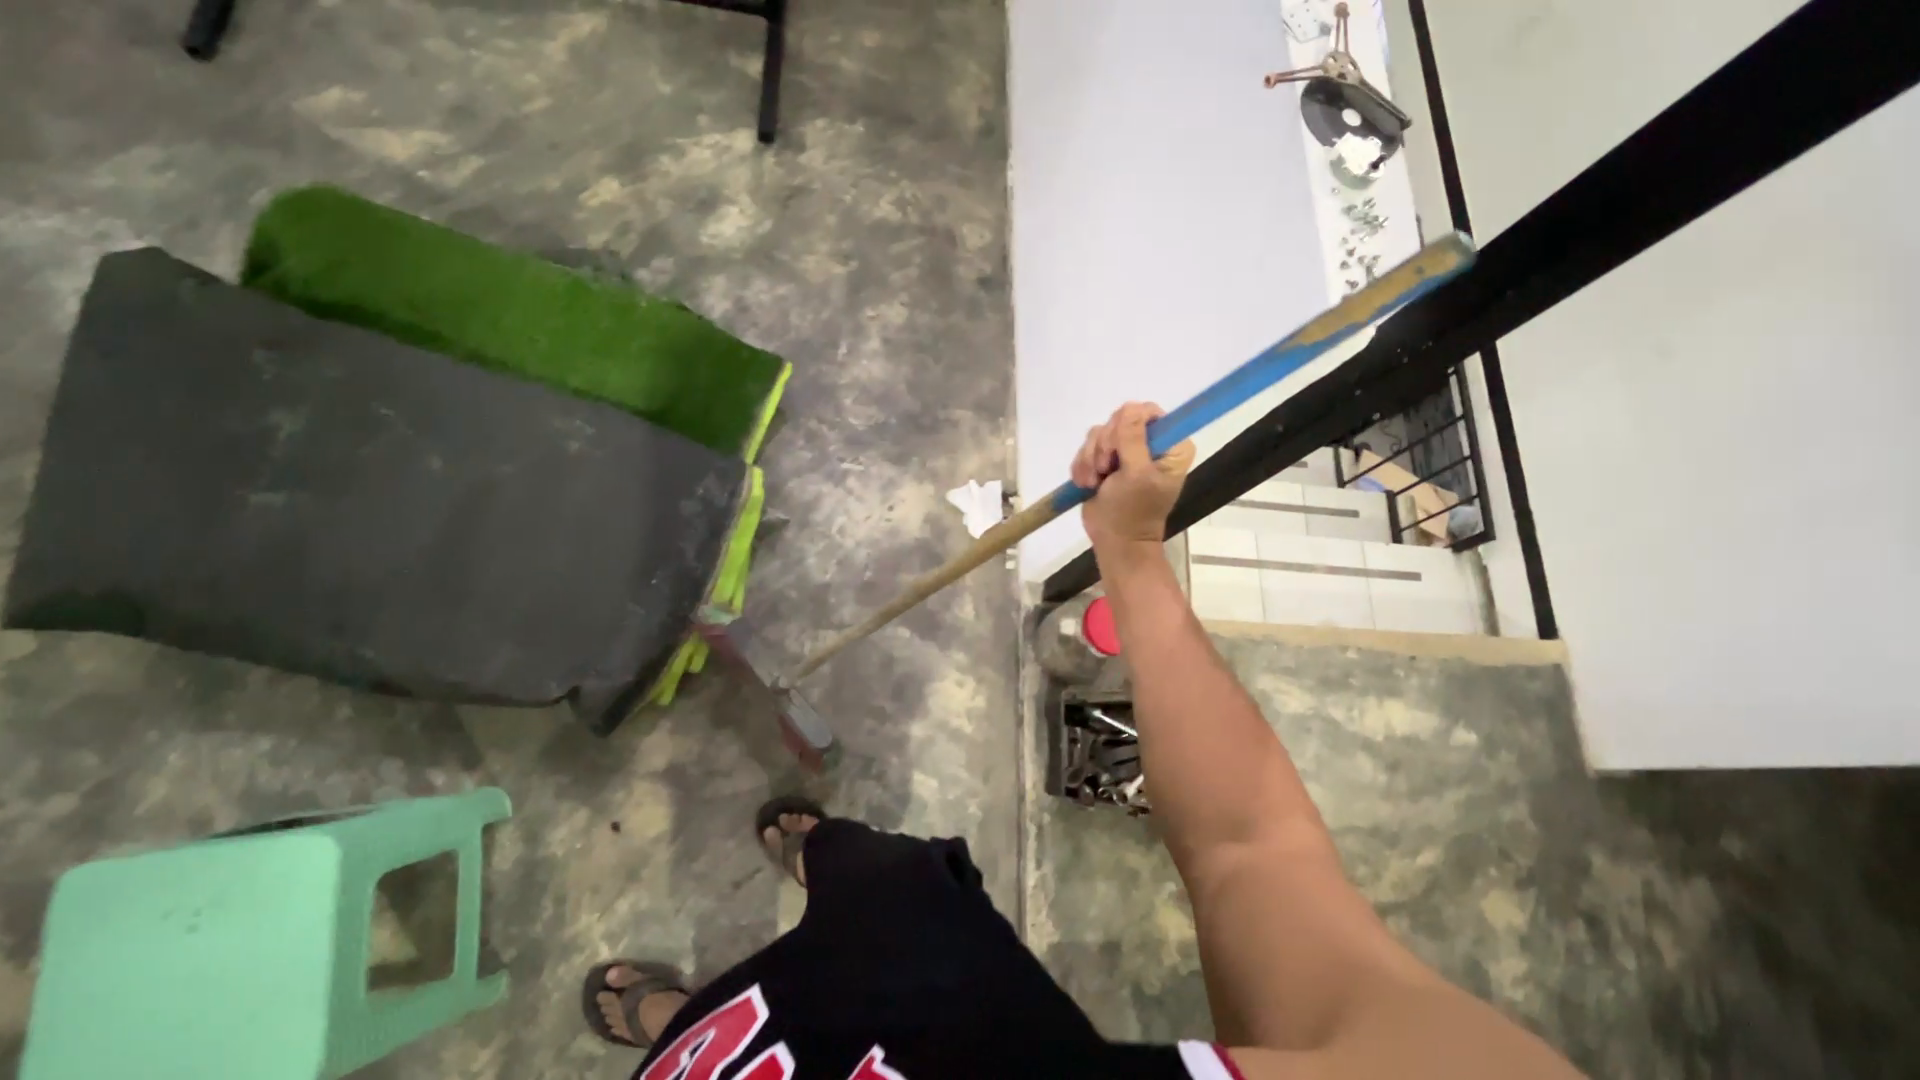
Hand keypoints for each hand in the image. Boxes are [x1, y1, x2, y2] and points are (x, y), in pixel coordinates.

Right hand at [1071, 402, 1194, 552]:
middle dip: (1105, 445)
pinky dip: (1083, 466)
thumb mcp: (1137, 474)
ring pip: (1099, 432)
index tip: (1118, 450)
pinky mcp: (1105, 460)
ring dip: (1091, 458)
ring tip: (1095, 482)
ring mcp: (1126, 451)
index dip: (1126, 426)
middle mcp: (1151, 444)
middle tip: (1106, 469)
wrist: (1115, 542)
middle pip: (1119, 418)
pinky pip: (1087, 447)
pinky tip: (1088, 484)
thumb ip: (1133, 438)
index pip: (1147, 412)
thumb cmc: (1133, 512)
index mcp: (1171, 446)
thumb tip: (1129, 407)